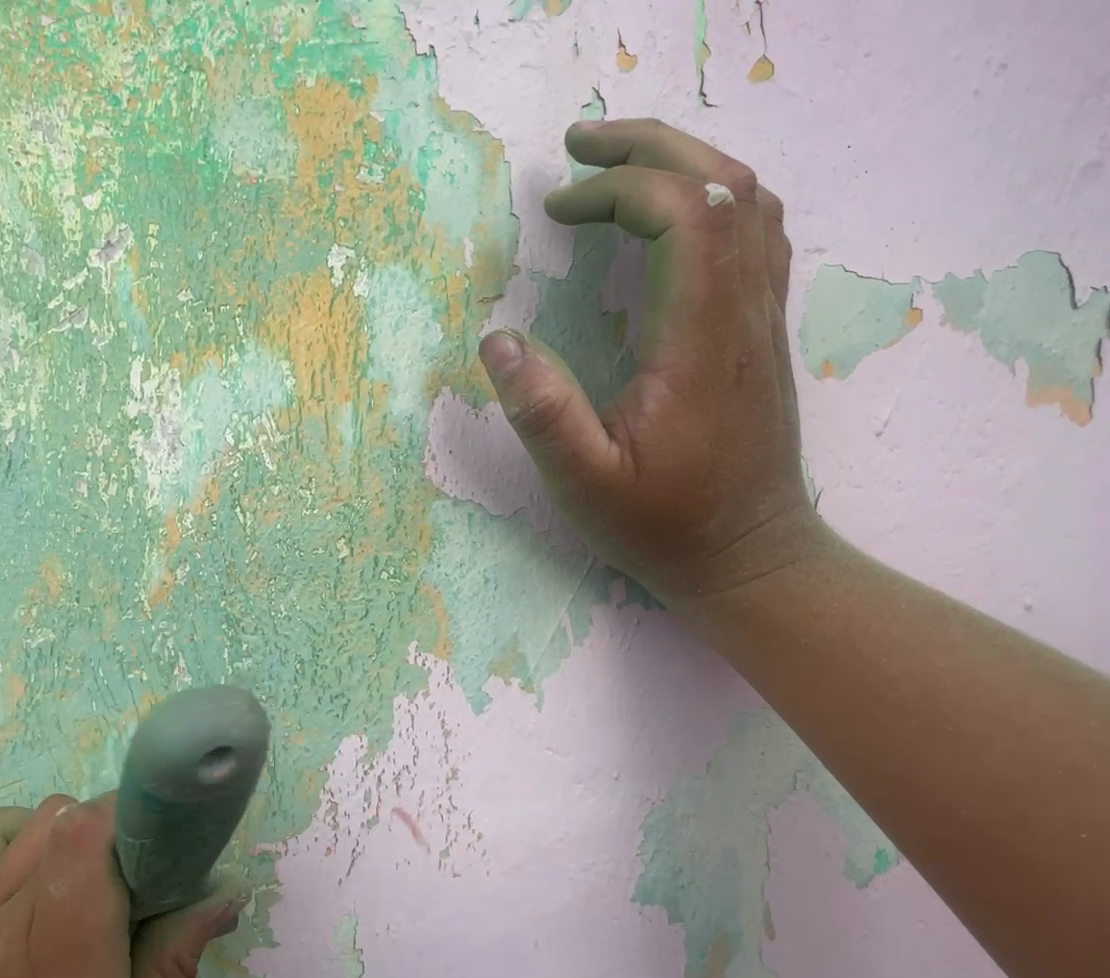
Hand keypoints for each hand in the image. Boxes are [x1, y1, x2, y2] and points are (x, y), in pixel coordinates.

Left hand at [0, 793, 247, 977]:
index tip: (171, 852)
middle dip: (118, 835)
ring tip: (101, 890)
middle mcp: (3, 926)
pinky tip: (47, 880)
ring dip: (76, 836)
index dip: (133, 820)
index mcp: (57, 964)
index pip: (83, 833)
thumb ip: (173, 971)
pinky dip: (21, 837)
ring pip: (31, 821)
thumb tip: (223, 888)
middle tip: (148, 889)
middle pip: (64, 819)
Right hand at [478, 119, 829, 602]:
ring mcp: (759, 317)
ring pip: (750, 201)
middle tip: (579, 144)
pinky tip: (665, 217)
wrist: (749, 555)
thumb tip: (497, 339)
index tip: (553, 213)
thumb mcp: (583, 482)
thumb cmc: (661, 524)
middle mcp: (741, 312)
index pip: (682, 216)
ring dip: (684, 165)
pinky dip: (709, 199)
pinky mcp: (756, 330)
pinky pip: (754, 232)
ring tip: (615, 166)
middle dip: (650, 147)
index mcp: (697, 339)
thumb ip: (541, 412)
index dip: (616, 191)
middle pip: (723, 185)